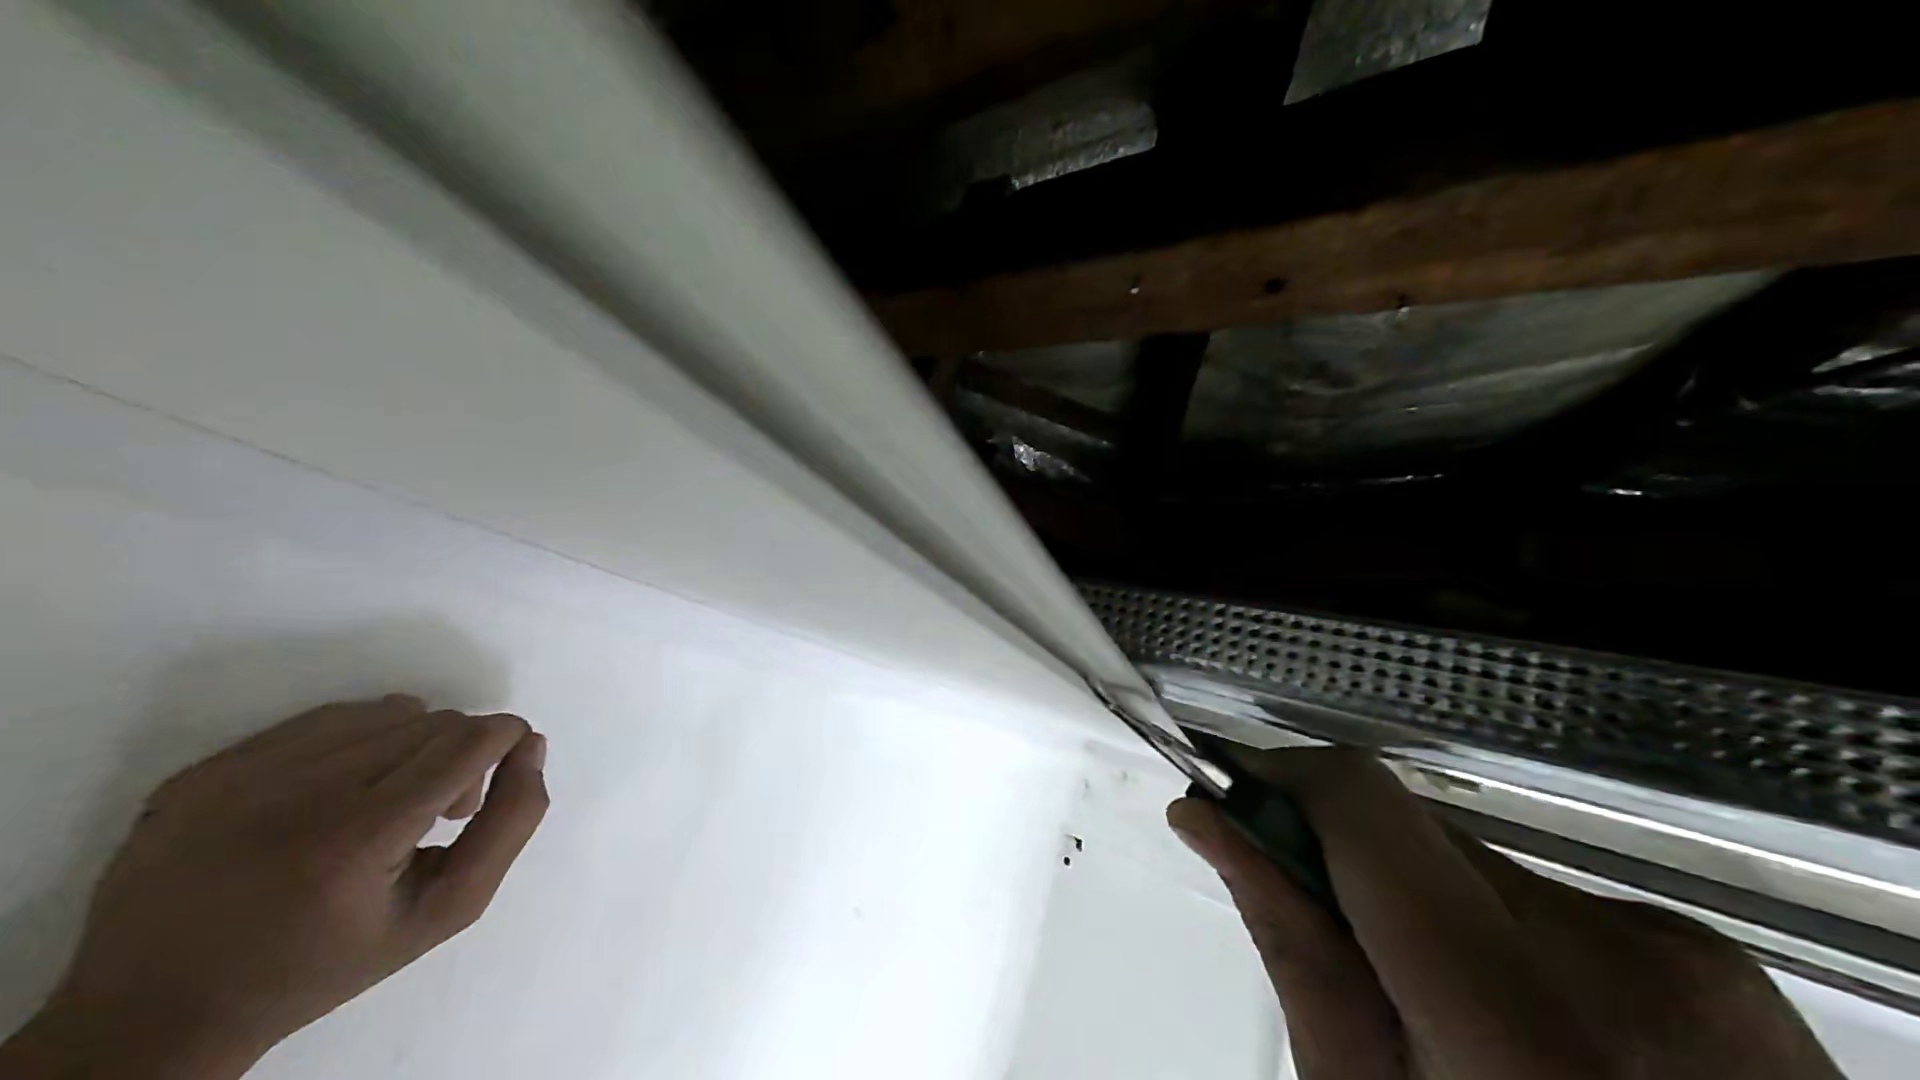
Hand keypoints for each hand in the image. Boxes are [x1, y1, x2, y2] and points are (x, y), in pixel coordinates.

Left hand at [0, 695, 548, 1079]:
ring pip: (386, 711)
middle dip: (461, 754)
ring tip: (388, 798)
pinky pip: (325, 719)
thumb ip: (510, 822)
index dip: (507, 742)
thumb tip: (531, 745)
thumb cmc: (326, 964)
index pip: (469, 740)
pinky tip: (337, 793)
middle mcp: (295, 793)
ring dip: (413, 743)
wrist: (154, 1015)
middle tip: (441, 812)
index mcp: (356, 839)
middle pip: (434, 722)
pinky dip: (358, 743)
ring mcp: (239, 777)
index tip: (501, 775)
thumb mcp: (447, 910)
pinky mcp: (204, 770)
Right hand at [1167, 748, 1842, 1079]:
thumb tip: (1209, 819)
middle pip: (1411, 828)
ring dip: (1415, 892)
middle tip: (1316, 917)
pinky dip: (1487, 922)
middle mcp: (1615, 957)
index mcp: (1517, 1019)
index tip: (1232, 794)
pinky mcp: (1714, 956)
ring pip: (1468, 857)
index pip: (1363, 804)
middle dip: (1343, 851)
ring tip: (1424, 985)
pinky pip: (1539, 894)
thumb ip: (1292, 947)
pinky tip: (1507, 1004)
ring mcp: (1680, 954)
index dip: (1282, 778)